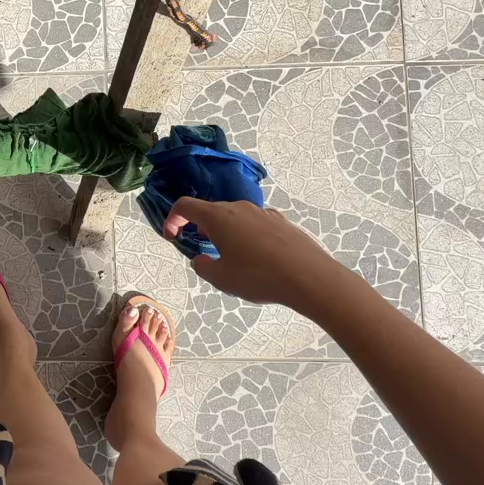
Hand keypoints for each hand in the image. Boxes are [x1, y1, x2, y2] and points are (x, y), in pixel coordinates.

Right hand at [163, 198, 359, 313]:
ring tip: (231, 254)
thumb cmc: (259, 276)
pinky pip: (256, 224)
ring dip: (226, 231)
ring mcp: (264, 213)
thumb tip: (202, 259)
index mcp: (218, 217)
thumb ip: (203, 266)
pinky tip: (259, 256)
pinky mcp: (283, 223)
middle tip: (204, 248)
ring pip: (236, 216)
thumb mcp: (221, 278)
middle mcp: (239, 207)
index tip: (172, 236)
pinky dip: (248, 235)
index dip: (173, 218)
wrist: (311, 278)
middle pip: (212, 210)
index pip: (185, 205)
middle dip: (201, 227)